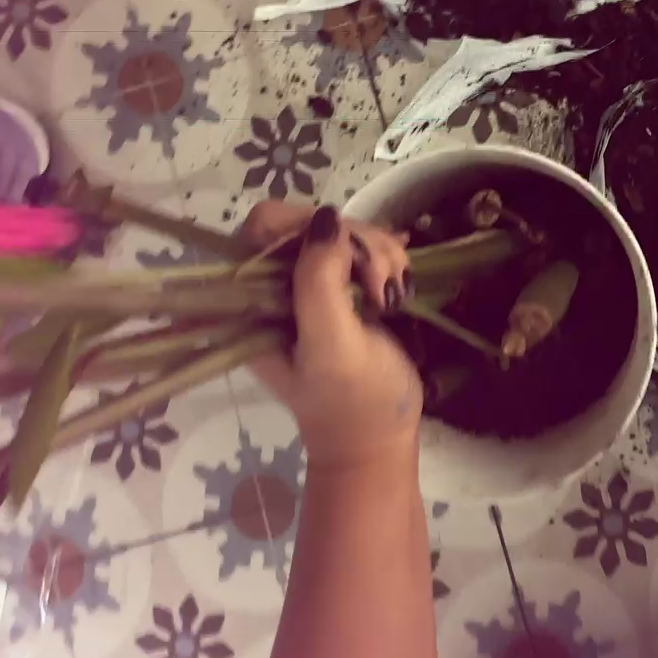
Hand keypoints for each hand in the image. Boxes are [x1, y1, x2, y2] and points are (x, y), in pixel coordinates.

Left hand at [241, 201, 421, 470]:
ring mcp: (316, 285)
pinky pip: (368, 247)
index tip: (347, 258)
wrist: (383, 439)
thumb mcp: (333, 346)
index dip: (309, 229)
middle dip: (358, 243)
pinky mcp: (348, 288)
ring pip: (347, 232)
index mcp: (255, 300)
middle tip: (383, 289)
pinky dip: (391, 257)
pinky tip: (402, 283)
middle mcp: (279, 286)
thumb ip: (319, 283)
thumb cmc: (355, 402)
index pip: (266, 226)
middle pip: (314, 223)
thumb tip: (325, 218)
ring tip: (395, 297)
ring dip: (382, 253)